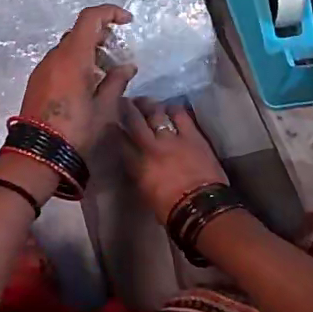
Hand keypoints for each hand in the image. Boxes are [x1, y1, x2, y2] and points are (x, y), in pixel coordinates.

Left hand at [18, 4, 138, 153]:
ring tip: (105, 73)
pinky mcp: (36, 81)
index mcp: (73, 57)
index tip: (128, 22)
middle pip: (79, 32)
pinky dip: (75, 63)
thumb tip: (128, 66)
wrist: (39, 153)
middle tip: (117, 53)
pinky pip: (58, 62)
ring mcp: (42, 69)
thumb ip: (117, 81)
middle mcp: (55, 57)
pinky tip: (86, 84)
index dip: (110, 13)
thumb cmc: (76, 128)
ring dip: (88, 52)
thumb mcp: (104, 107)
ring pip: (68, 48)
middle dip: (101, 36)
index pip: (90, 19)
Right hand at [121, 98, 228, 223]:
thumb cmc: (171, 210)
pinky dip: (173, 109)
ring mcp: (171, 139)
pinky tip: (170, 107)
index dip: (114, 129)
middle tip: (124, 101)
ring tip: (144, 101)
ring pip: (155, 113)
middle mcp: (150, 147)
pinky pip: (180, 115)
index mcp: (136, 165)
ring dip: (148, 105)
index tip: (111, 122)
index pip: (120, 141)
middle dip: (127, 108)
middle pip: (134, 120)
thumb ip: (139, 173)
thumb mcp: (145, 193)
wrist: (201, 208)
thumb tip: (137, 162)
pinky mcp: (192, 135)